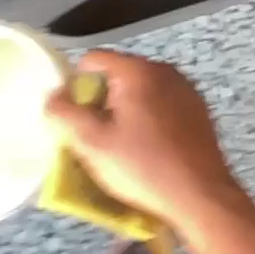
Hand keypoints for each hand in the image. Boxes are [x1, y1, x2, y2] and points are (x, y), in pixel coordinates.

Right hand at [44, 50, 247, 233]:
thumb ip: (65, 114)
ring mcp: (186, 88)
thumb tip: (55, 95)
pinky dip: (151, 117)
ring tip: (125, 145)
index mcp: (138, 71)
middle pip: (119, 74)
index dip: (77, 84)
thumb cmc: (143, 166)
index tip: (76, 116)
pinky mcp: (199, 108)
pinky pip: (164, 103)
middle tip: (99, 135)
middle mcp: (165, 70)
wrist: (200, 194)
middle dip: (103, 100)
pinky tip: (152, 147)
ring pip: (142, 90)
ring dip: (128, 110)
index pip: (93, 59)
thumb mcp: (92, 143)